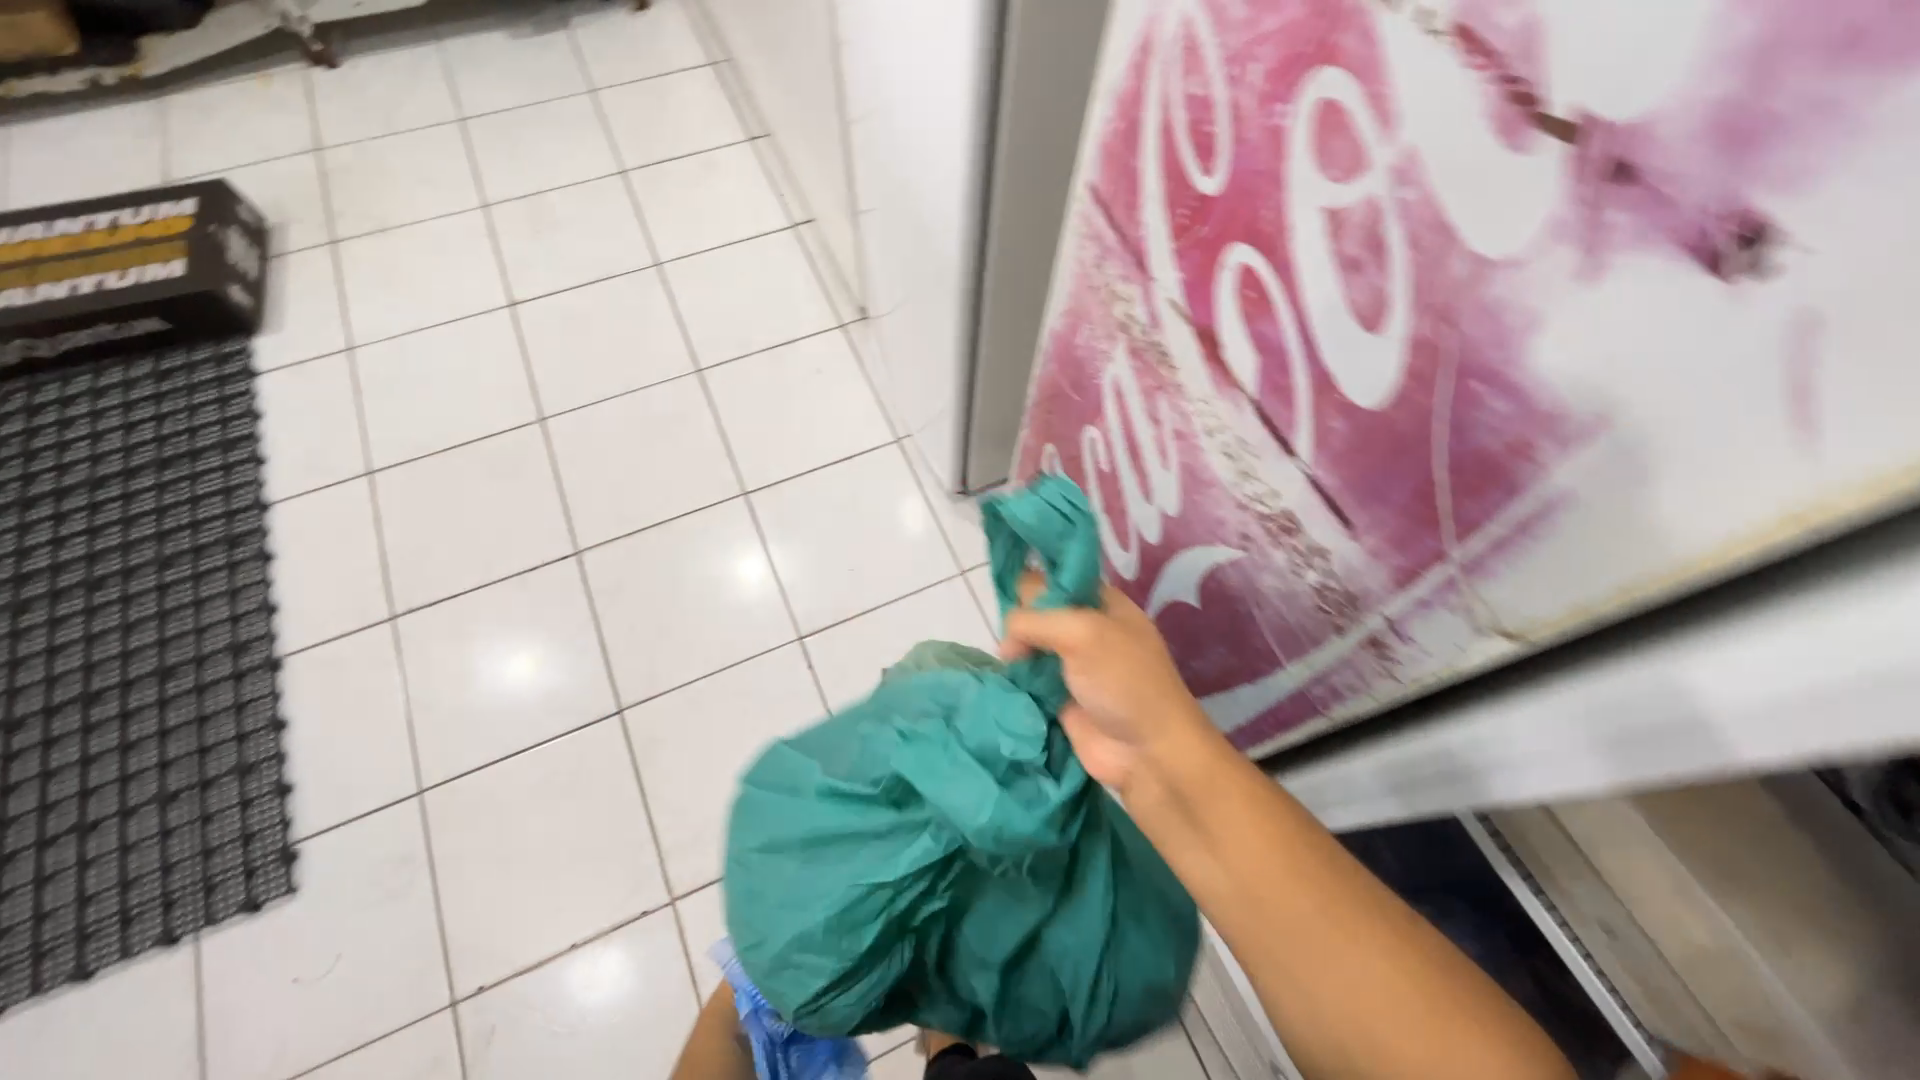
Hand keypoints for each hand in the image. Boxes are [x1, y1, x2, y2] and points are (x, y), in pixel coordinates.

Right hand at [999, 571, 1217, 793]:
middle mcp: (1087, 629)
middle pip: (1038, 613)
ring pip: (1030, 647)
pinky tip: (1006, 685)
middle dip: (1020, 624)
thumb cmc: (1123, 681)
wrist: (1147, 751)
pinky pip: (1029, 680)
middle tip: (1014, 647)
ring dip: (1015, 655)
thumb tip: (1006, 642)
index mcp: (1102, 603)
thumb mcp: (1082, 632)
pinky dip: (1016, 681)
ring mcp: (1073, 665)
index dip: (1033, 585)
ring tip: (1011, 669)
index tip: (1013, 602)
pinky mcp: (1060, 697)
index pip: (1057, 579)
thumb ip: (1036, 619)